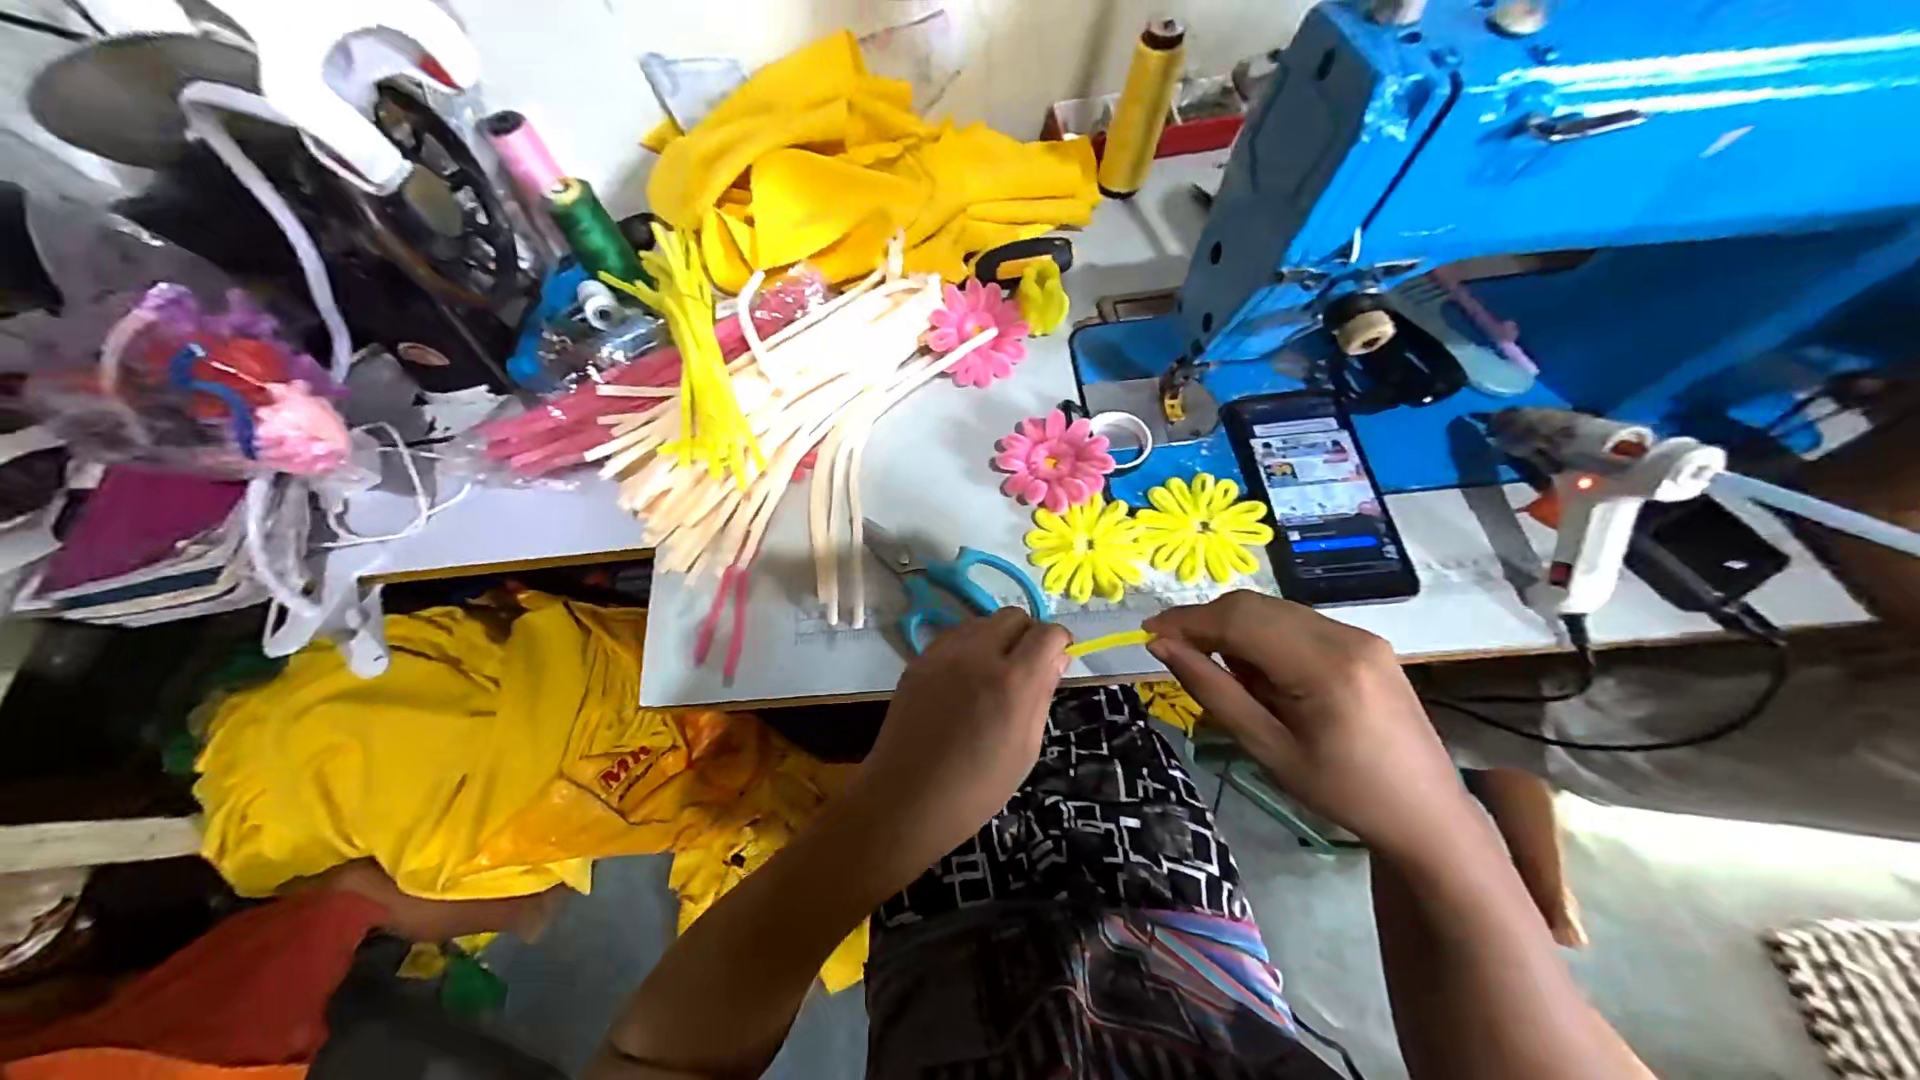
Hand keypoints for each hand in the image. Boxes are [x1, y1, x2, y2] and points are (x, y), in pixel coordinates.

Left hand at [857, 608, 1070, 862]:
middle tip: (1027, 667)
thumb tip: (1057, 659)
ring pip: (982, 621)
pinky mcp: (919, 659)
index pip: (1047, 633)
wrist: (907, 798)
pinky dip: (969, 646)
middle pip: (1014, 616)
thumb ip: (1042, 694)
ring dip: (997, 637)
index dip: (1060, 642)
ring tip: (994, 673)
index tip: (1059, 661)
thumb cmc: (977, 787)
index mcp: (1012, 681)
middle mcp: (977, 655)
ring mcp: (943, 653)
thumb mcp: (1026, 747)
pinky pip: (954, 636)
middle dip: (1028, 634)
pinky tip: (964, 678)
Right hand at [1143, 591, 1469, 856]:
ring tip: (1224, 676)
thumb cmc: (1342, 793)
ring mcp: (1359, 635)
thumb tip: (1162, 646)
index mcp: (1325, 667)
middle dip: (1206, 623)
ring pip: (1272, 610)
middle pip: (1253, 606)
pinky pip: (1294, 623)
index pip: (1239, 621)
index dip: (1187, 621)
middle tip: (1172, 652)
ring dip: (1233, 631)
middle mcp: (1346, 636)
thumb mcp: (1267, 749)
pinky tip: (1261, 674)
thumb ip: (1213, 691)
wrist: (1427, 813)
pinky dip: (1262, 638)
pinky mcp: (1363, 641)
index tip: (1148, 633)